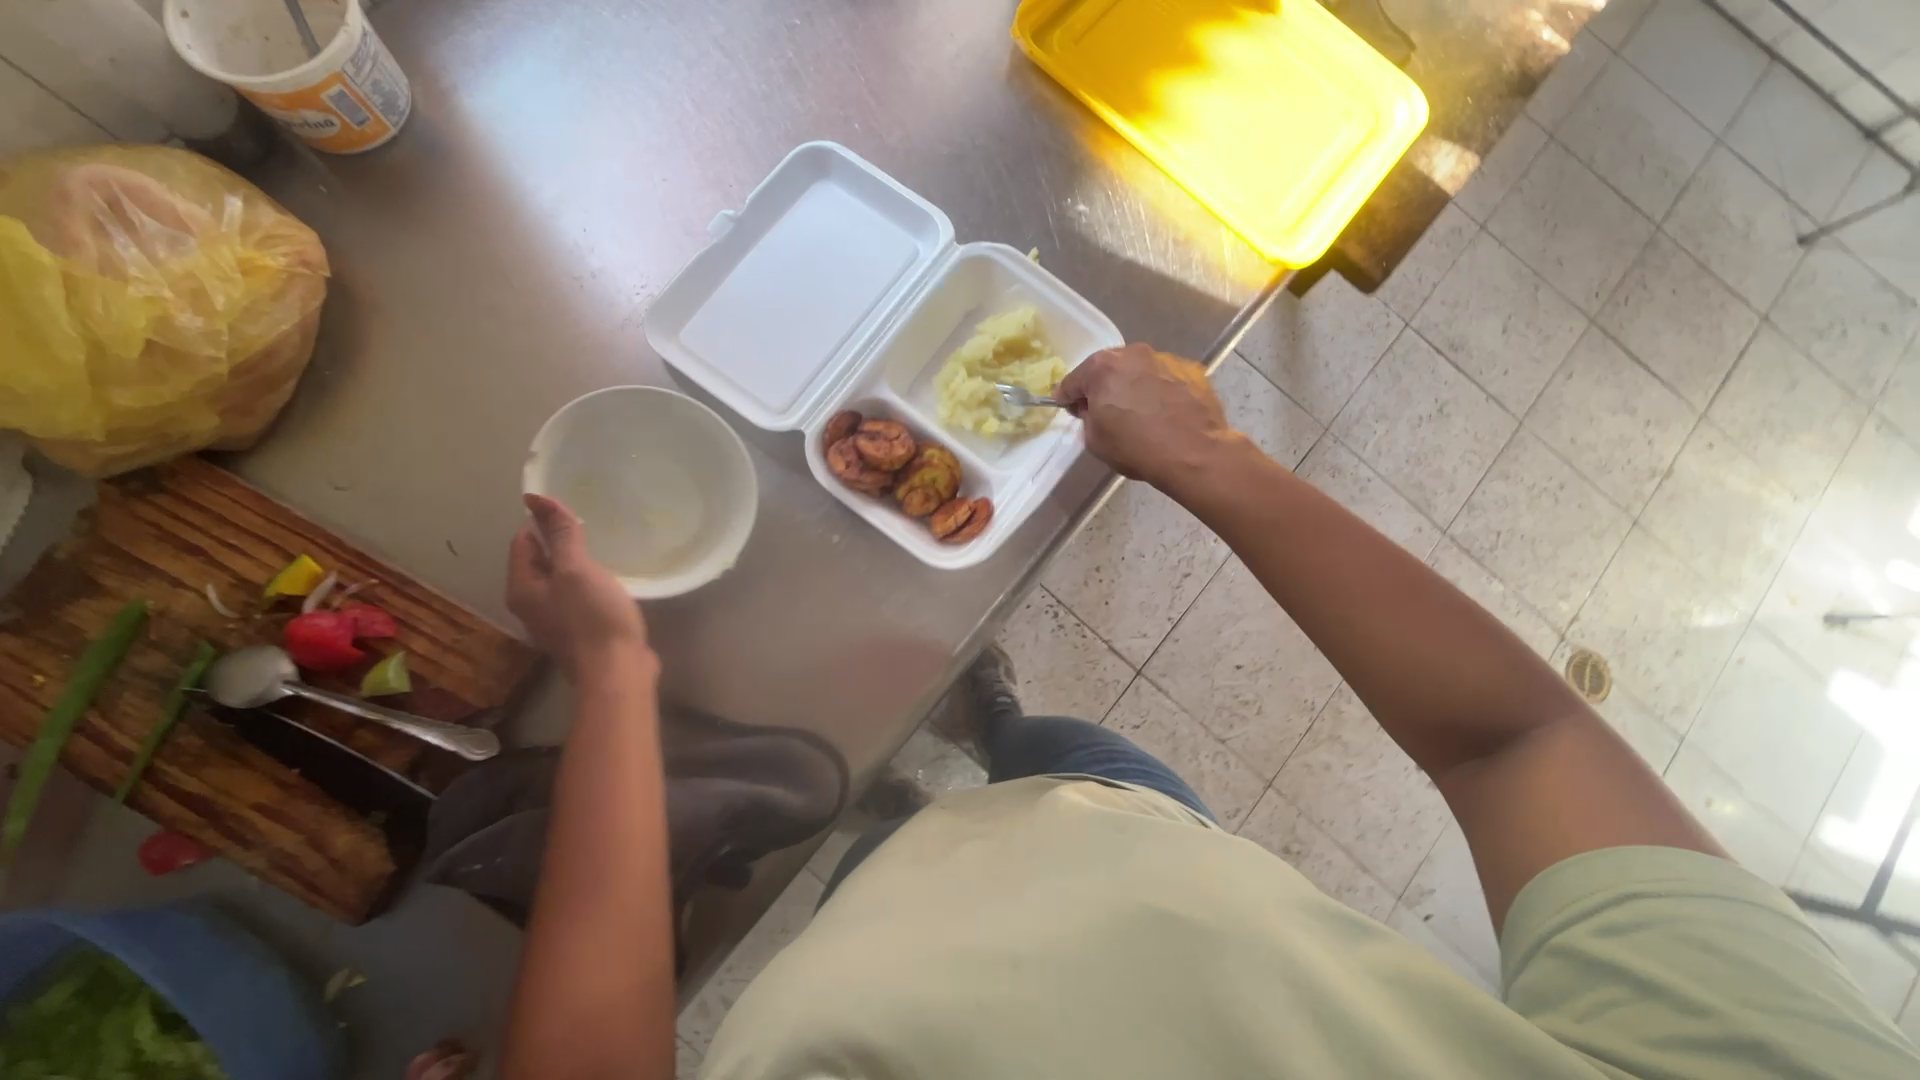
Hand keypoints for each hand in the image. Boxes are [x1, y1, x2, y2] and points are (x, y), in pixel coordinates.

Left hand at [507, 494, 651, 679]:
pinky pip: (578, 598)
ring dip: (578, 566)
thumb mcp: (577, 569)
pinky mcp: (579, 632)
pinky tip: (612, 585)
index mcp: (522, 588)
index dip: (545, 524)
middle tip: (594, 531)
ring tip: (606, 554)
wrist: (617, 673)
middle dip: (562, 544)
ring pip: (560, 581)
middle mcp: (531, 605)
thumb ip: (560, 534)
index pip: (523, 541)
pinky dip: (590, 586)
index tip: (577, 518)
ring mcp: (554, 621)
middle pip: (540, 561)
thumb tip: (534, 497)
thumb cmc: (594, 618)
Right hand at [1058, 343, 1245, 489]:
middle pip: (1108, 369)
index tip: (1069, 408)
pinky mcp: (1190, 369)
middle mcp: (1132, 354)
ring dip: (1134, 385)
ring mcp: (1164, 358)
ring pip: (1138, 370)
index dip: (1068, 397)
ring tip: (1141, 412)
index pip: (1073, 381)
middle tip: (1106, 410)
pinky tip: (1166, 412)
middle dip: (1103, 387)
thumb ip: (1088, 418)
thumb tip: (1094, 411)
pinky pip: (1165, 378)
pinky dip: (1161, 390)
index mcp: (1102, 368)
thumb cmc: (1137, 448)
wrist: (1194, 453)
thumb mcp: (1095, 441)